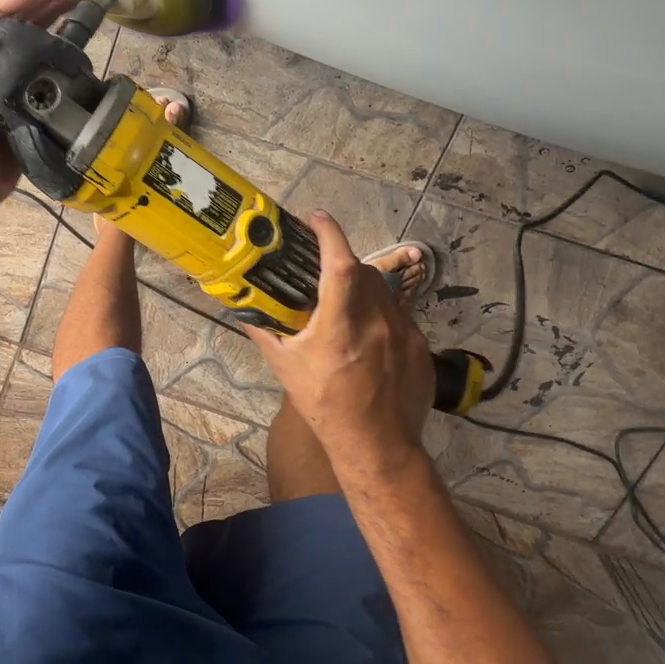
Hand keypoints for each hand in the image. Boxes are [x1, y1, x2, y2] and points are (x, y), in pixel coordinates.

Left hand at [0, 0, 83, 204]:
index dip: (13, 3)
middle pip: (19, 23)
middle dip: (45, 0)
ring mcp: (12, 79)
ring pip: (36, 38)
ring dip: (57, 17)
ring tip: (83, 1)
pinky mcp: (30, 97)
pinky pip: (48, 65)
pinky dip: (63, 48)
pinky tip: (81, 39)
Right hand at [246, 212, 435, 471]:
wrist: (378, 447)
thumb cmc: (324, 406)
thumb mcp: (286, 368)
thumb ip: (264, 331)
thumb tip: (243, 307)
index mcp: (340, 324)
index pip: (338, 264)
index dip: (329, 234)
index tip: (317, 218)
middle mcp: (376, 321)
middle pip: (361, 270)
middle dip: (342, 262)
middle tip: (323, 273)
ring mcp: (404, 332)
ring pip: (382, 290)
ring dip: (362, 287)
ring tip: (345, 307)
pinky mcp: (421, 346)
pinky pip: (398, 315)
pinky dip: (379, 314)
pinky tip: (367, 339)